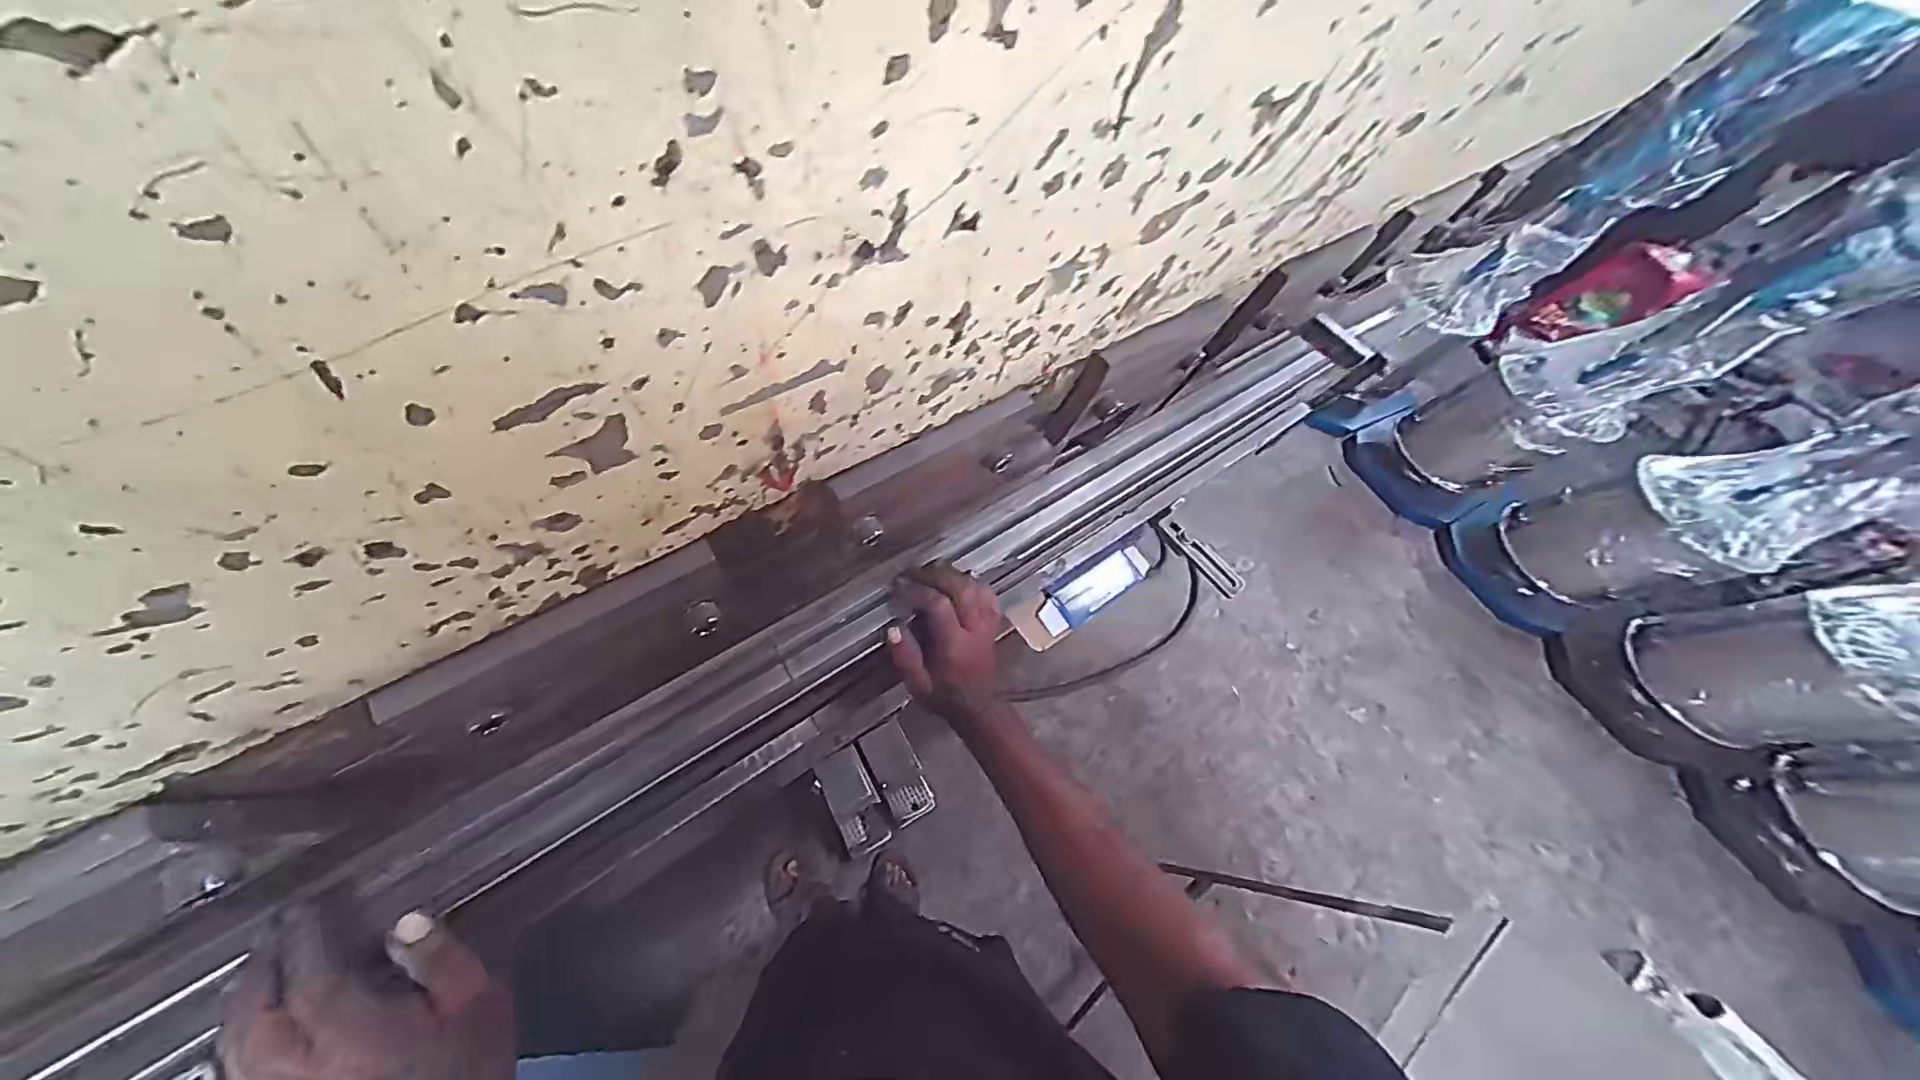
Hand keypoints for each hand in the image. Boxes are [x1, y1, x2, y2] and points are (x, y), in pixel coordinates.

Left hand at [220, 906, 514, 1079]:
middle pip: (256, 1023)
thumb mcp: (477, 998)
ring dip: (240, 1010)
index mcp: (361, 1039)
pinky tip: (248, 1032)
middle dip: (259, 972)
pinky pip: (239, 1079)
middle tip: (272, 935)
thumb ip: (442, 960)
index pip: (312, 983)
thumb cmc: (471, 1063)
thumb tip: (408, 921)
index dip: (302, 941)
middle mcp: (309, 1076)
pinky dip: (236, 1048)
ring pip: (235, 1057)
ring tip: (255, 974)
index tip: (304, 911)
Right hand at [886, 561, 1003, 724]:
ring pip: (977, 587)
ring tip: (932, 571)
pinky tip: (958, 580)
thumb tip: (894, 628)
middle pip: (961, 588)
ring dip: (954, 574)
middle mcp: (974, 630)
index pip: (939, 605)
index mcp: (954, 645)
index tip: (900, 587)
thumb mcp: (918, 685)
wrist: (977, 707)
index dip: (918, 591)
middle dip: (935, 574)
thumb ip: (905, 656)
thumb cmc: (945, 696)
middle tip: (914, 573)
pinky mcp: (993, 623)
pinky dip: (973, 582)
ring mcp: (987, 625)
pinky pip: (988, 594)